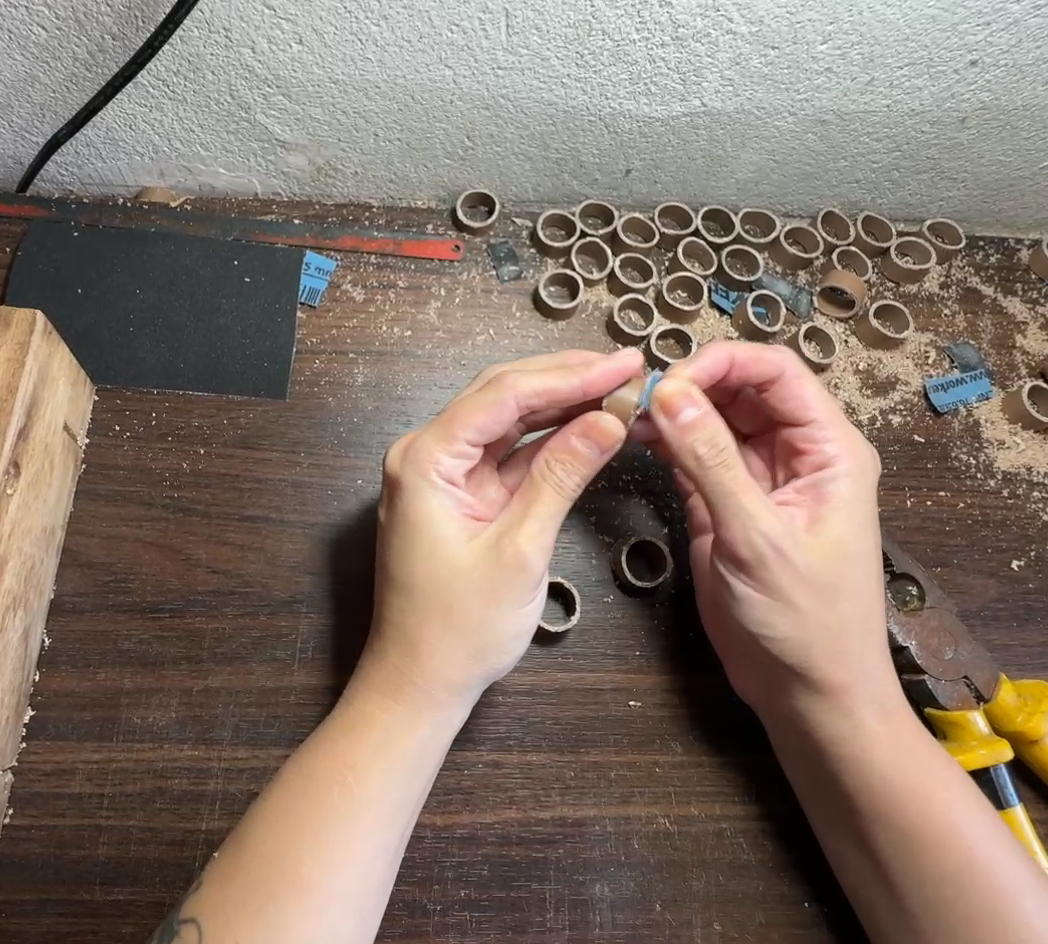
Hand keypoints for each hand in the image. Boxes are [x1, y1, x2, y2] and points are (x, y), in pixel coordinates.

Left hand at [361, 349, 644, 709]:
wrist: (421, 682)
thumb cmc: (457, 629)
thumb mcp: (519, 550)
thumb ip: (561, 477)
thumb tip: (607, 420)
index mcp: (425, 459)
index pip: (502, 396)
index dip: (567, 376)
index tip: (621, 365)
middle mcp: (427, 454)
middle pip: (502, 396)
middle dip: (566, 379)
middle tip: (626, 368)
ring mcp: (444, 473)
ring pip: (508, 420)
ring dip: (561, 404)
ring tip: (617, 388)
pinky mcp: (463, 493)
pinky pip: (510, 454)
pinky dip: (550, 441)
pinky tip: (589, 426)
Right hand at [636, 341, 896, 726]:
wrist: (805, 692)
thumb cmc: (805, 620)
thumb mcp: (757, 537)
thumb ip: (711, 460)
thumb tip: (669, 392)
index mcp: (827, 449)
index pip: (776, 372)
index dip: (722, 363)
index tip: (669, 380)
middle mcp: (793, 453)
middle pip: (740, 388)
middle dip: (689, 383)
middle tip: (637, 398)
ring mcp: (755, 477)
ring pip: (711, 418)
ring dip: (671, 411)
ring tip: (627, 415)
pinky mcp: (723, 502)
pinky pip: (692, 454)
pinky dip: (663, 442)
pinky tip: (634, 439)